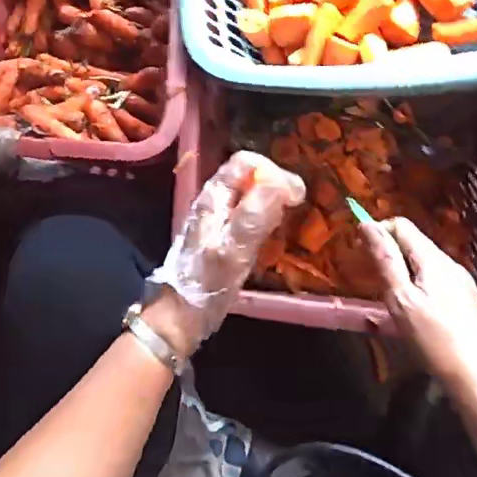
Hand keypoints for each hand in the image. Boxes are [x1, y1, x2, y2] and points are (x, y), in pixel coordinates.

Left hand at [150, 151, 305, 344]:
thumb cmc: (207, 281)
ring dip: (271, 199)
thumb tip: (280, 183)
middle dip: (275, 184)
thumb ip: (255, 215)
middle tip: (294, 207)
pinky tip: (272, 233)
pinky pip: (247, 213)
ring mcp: (218, 217)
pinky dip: (264, 215)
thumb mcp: (234, 249)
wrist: (181, 313)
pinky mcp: (222, 234)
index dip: (273, 172)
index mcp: (214, 196)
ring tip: (286, 218)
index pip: (246, 162)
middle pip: (249, 175)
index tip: (295, 195)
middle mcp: (214, 200)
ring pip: (249, 193)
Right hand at [360, 216, 476, 406]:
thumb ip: (384, 260)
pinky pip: (437, 278)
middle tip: (375, 279)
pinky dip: (420, 282)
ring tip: (394, 297)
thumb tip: (367, 224)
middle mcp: (451, 264)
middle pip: (414, 241)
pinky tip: (418, 310)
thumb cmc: (435, 340)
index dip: (378, 231)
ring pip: (425, 261)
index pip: (401, 225)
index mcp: (433, 260)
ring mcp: (463, 282)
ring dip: (404, 268)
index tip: (362, 253)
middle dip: (390, 251)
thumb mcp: (401, 300)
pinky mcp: (469, 300)